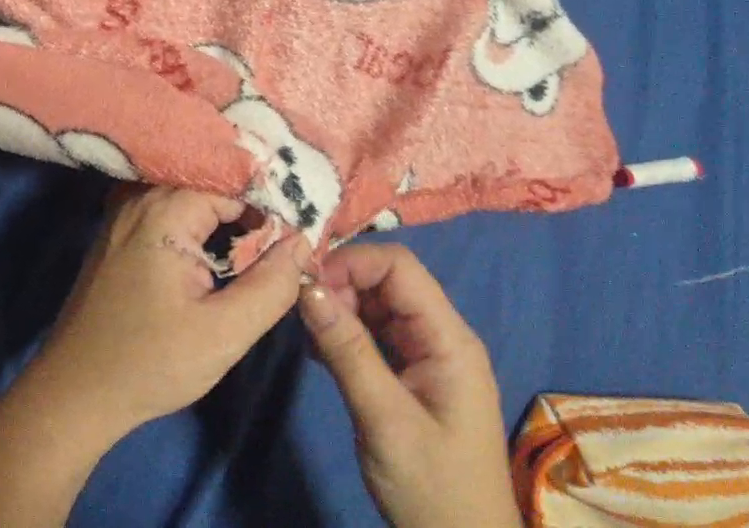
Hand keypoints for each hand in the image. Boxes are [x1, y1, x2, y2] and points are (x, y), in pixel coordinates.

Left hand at [25, 187, 309, 441]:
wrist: (75, 390)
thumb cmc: (149, 363)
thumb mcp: (224, 332)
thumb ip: (271, 284)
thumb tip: (304, 241)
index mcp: (163, 210)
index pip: (235, 182)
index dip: (274, 203)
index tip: (305, 226)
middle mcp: (139, 196)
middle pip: (211, 181)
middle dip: (252, 202)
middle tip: (292, 230)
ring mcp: (124, 211)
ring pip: (190, 193)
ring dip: (226, 211)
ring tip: (266, 235)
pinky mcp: (118, 231)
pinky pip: (168, 208)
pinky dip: (199, 220)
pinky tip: (221, 243)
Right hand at [299, 244, 521, 527]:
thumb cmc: (432, 486)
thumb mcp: (385, 419)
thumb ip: (347, 351)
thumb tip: (308, 288)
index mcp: (448, 339)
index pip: (399, 268)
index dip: (351, 263)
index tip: (307, 284)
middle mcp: (440, 336)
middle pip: (387, 281)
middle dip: (341, 285)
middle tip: (300, 313)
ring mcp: (427, 354)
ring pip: (377, 305)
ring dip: (339, 309)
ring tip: (306, 334)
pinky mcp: (411, 373)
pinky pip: (374, 333)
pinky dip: (344, 333)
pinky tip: (318, 352)